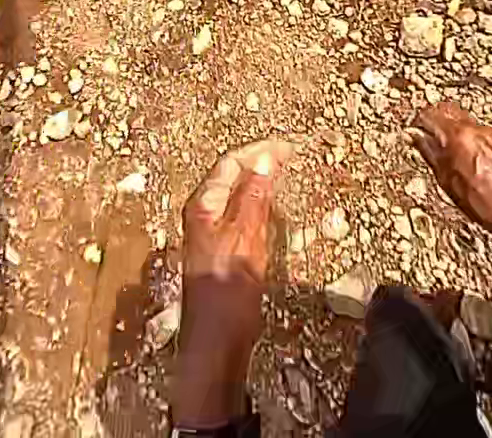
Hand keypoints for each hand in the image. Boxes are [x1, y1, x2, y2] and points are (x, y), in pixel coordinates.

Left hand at [174, 138, 290, 426]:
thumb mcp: (246, 237)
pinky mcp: (221, 250)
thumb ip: (254, 196)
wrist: (216, 345)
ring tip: (284, 174)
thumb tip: (266, 158)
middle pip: (231, 176)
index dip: (258, 151)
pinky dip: (258, 203)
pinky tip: (272, 208)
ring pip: (237, 195)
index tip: (286, 148)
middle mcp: (203, 214)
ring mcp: (211, 232)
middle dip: (259, 163)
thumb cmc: (228, 291)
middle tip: (288, 157)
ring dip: (259, 182)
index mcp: (203, 205)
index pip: (230, 163)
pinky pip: (240, 213)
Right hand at [412, 102, 491, 235]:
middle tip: (424, 135)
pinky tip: (462, 155)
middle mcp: (473, 128)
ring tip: (443, 148)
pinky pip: (475, 130)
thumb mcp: (446, 180)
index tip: (412, 131)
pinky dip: (464, 135)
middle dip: (433, 118)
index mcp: (457, 134)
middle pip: (446, 110)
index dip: (417, 122)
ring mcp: (489, 133)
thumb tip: (414, 135)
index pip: (428, 114)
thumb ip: (429, 152)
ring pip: (461, 118)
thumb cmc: (483, 202)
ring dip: (449, 126)